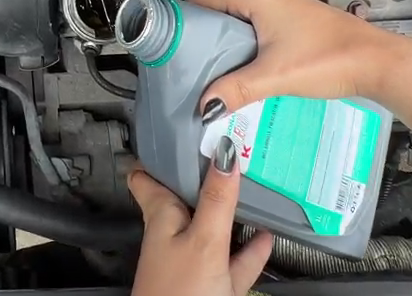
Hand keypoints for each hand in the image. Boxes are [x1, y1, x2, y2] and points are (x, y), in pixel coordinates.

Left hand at [128, 153, 272, 295]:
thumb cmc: (180, 294)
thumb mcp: (203, 241)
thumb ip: (215, 199)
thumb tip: (225, 151)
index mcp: (160, 216)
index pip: (145, 177)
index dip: (154, 155)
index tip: (172, 132)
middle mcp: (172, 234)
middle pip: (183, 197)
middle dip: (201, 178)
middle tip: (224, 152)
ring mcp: (193, 262)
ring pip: (210, 227)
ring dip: (227, 210)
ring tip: (249, 188)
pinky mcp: (213, 288)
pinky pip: (232, 261)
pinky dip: (248, 248)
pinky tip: (266, 238)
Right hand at [188, 0, 411, 117]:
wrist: (379, 63)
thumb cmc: (328, 60)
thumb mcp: (274, 77)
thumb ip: (235, 90)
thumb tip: (203, 107)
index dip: (184, 22)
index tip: (174, 48)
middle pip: (216, 6)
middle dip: (203, 34)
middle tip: (192, 65)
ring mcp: (277, 0)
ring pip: (236, 15)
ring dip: (225, 39)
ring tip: (215, 69)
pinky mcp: (290, 14)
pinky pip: (253, 20)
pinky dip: (244, 39)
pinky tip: (246, 65)